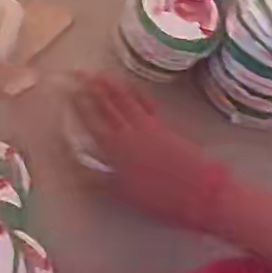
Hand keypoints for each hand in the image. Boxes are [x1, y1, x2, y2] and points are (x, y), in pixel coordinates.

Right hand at [72, 70, 230, 233]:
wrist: (204, 194)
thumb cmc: (161, 200)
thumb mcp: (124, 195)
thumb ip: (96, 180)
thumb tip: (71, 169)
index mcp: (115, 149)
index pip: (91, 120)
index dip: (78, 103)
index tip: (67, 88)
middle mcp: (128, 132)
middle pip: (106, 104)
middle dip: (90, 87)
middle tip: (77, 72)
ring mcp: (147, 125)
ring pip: (124, 99)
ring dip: (109, 84)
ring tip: (97, 72)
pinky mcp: (163, 124)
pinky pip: (144, 102)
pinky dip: (134, 91)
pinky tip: (128, 85)